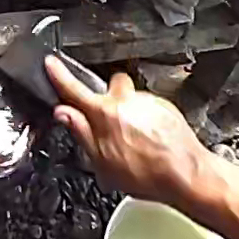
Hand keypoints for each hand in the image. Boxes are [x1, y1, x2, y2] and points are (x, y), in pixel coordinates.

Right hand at [44, 57, 219, 206]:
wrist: (187, 175)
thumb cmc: (147, 173)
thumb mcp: (102, 161)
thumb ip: (81, 132)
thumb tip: (64, 113)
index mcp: (105, 114)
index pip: (74, 89)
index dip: (59, 75)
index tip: (51, 63)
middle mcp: (126, 100)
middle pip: (108, 88)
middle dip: (107, 100)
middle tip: (109, 124)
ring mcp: (147, 100)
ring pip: (129, 98)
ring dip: (128, 113)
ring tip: (135, 143)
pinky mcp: (165, 105)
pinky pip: (147, 106)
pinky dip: (145, 119)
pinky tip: (150, 142)